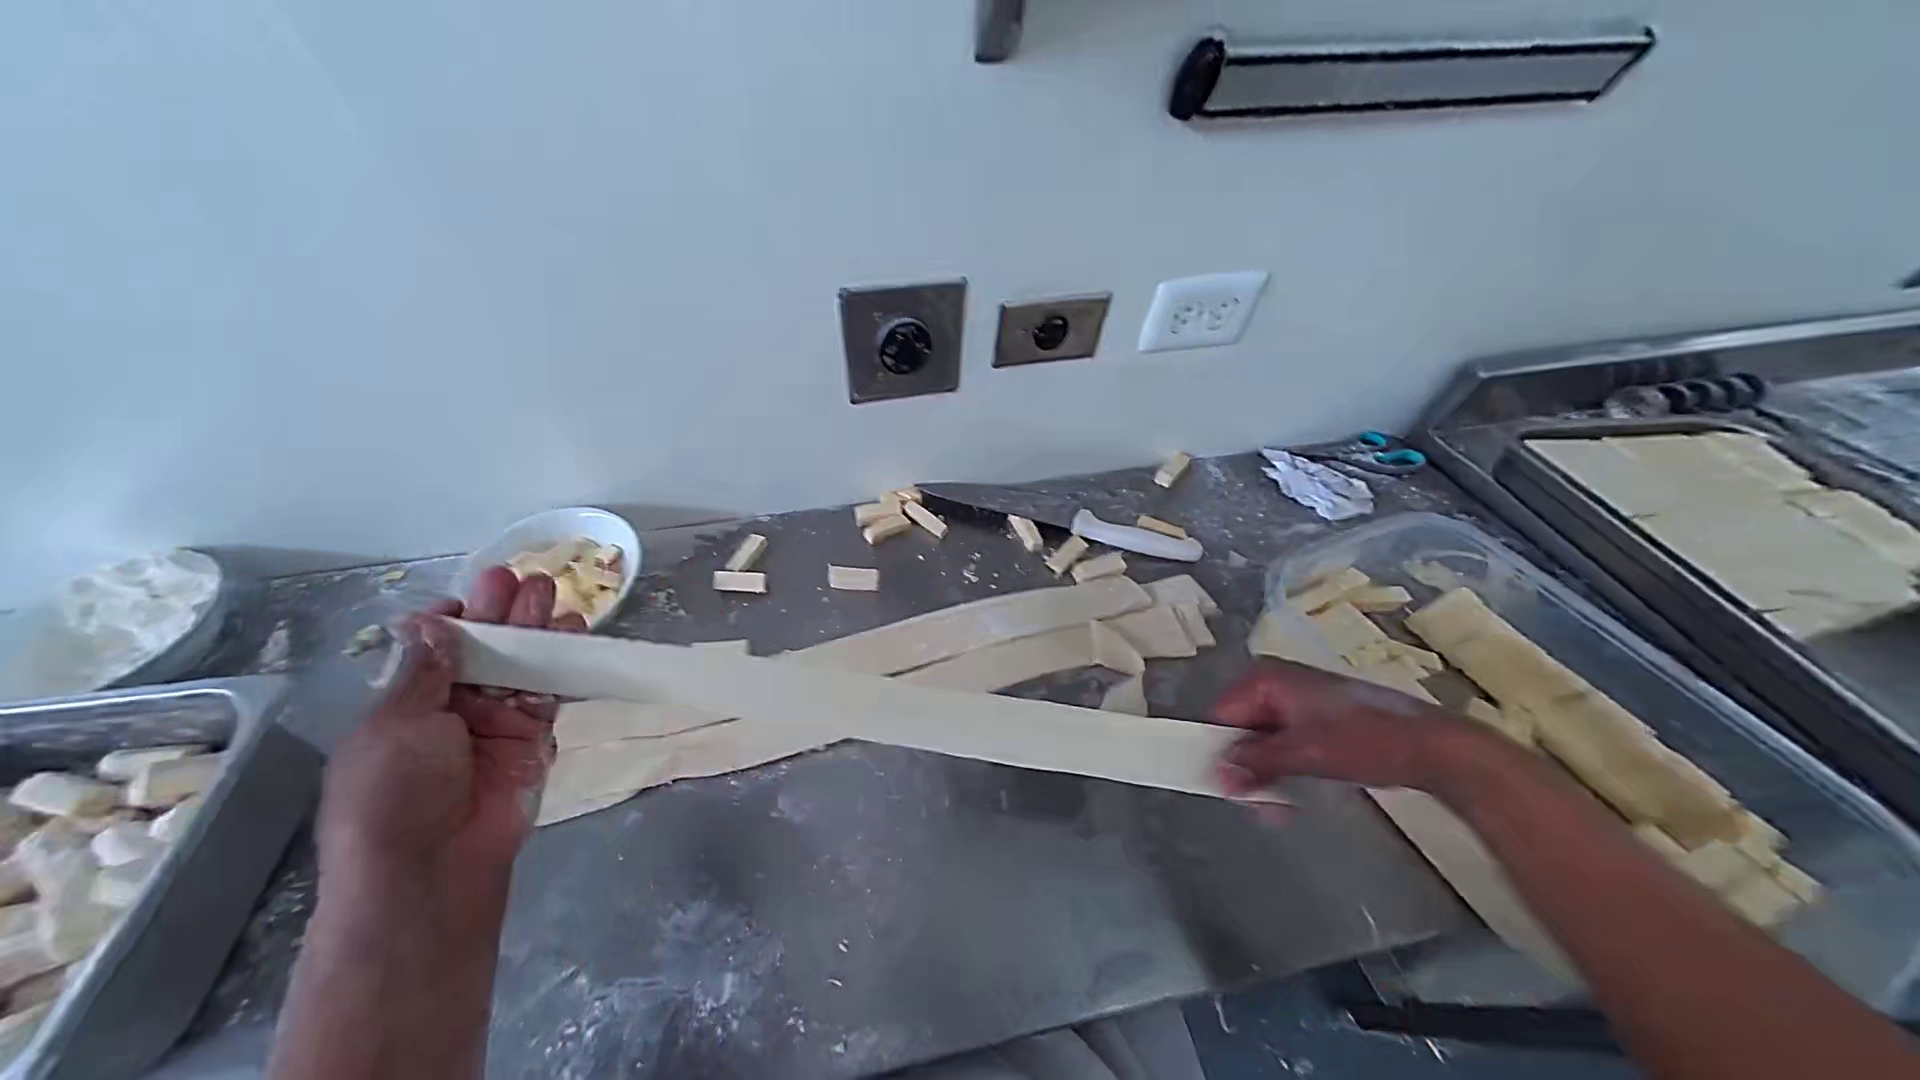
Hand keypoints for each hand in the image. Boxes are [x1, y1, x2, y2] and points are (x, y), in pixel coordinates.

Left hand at [316, 567, 585, 885]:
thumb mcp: (395, 725)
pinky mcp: (535, 737)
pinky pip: (550, 691)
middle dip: (501, 612)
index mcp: (407, 702)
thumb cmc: (393, 793)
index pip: (434, 647)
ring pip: (521, 664)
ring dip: (536, 630)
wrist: (433, 867)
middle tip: (522, 579)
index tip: (474, 592)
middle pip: (484, 649)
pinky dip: (562, 663)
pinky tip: (573, 633)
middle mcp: (454, 706)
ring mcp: (498, 721)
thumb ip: (425, 671)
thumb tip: (433, 622)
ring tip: (550, 593)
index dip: (454, 617)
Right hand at [1212, 659, 1493, 797]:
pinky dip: (1282, 770)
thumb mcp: (1303, 753)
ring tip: (1276, 808)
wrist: (1433, 748)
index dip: (1218, 751)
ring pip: (1260, 742)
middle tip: (1256, 805)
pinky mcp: (1314, 720)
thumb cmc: (1366, 740)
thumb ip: (1254, 764)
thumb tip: (1217, 776)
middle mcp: (1275, 684)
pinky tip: (1290, 797)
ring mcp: (1295, 702)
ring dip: (1263, 776)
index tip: (1221, 785)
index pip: (1220, 715)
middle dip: (1245, 769)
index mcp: (1266, 678)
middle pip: (1239, 730)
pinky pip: (1281, 745)